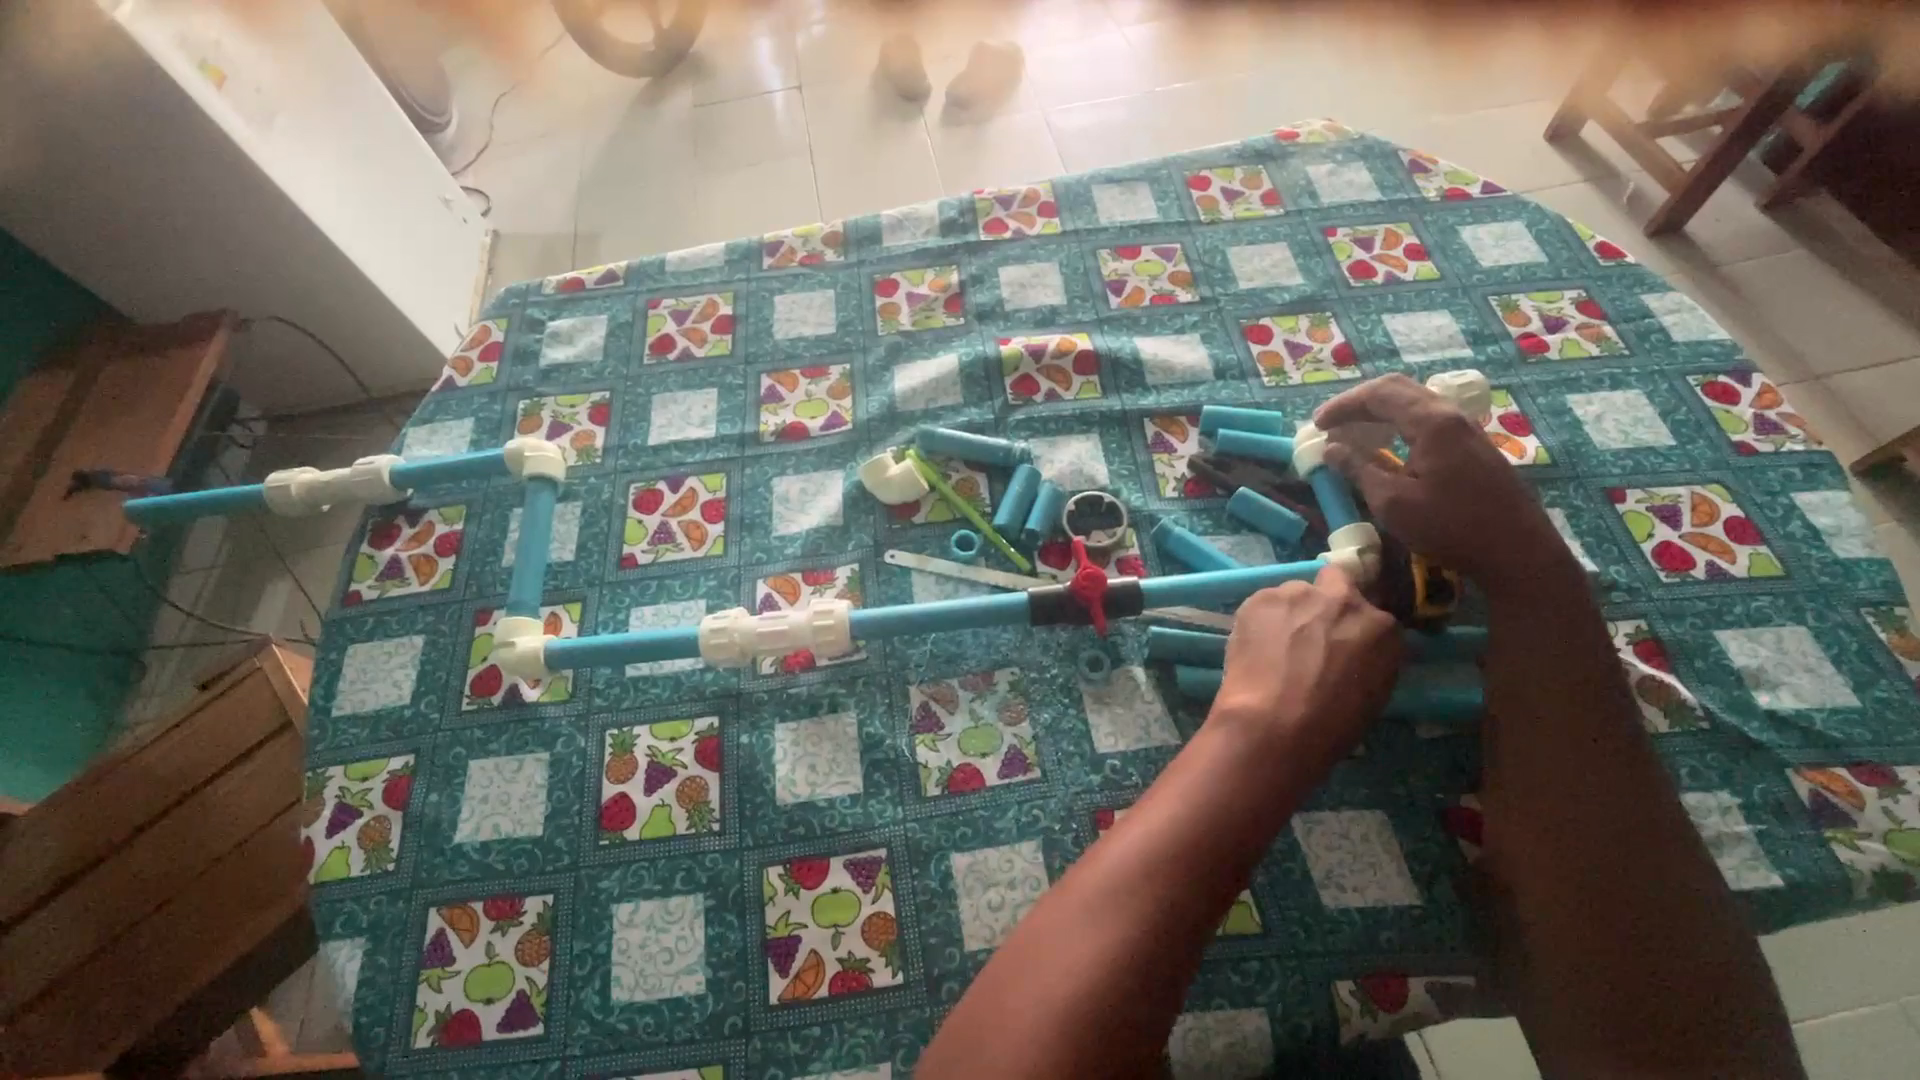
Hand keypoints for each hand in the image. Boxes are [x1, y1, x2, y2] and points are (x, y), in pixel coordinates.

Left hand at [1212, 565, 1402, 770]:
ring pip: (1296, 592)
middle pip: (1337, 581)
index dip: (1352, 628)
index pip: (1372, 614)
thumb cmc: (1330, 725)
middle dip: (1326, 598)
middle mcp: (1344, 601)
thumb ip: (1368, 659)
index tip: (1340, 642)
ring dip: (1290, 611)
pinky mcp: (1262, 598)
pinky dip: (1261, 620)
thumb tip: (1354, 652)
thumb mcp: (1372, 694)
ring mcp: (1300, 594)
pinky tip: (1253, 647)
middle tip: (1309, 629)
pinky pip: (1265, 603)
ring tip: (1274, 644)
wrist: (1274, 723)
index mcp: (1382, 628)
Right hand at [1314, 375, 1571, 596]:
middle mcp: (1451, 415)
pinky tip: (1387, 446)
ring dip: (1380, 413)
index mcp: (1431, 423)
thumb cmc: (1450, 527)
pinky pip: (1428, 420)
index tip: (1316, 425)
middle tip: (1331, 423)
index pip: (1379, 395)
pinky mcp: (1473, 447)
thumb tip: (1331, 448)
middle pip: (1399, 390)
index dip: (1342, 406)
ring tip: (1353, 434)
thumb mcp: (1392, 503)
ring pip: (1416, 403)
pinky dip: (1399, 424)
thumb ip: (1358, 469)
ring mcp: (1467, 430)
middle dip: (1359, 403)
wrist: (1517, 551)